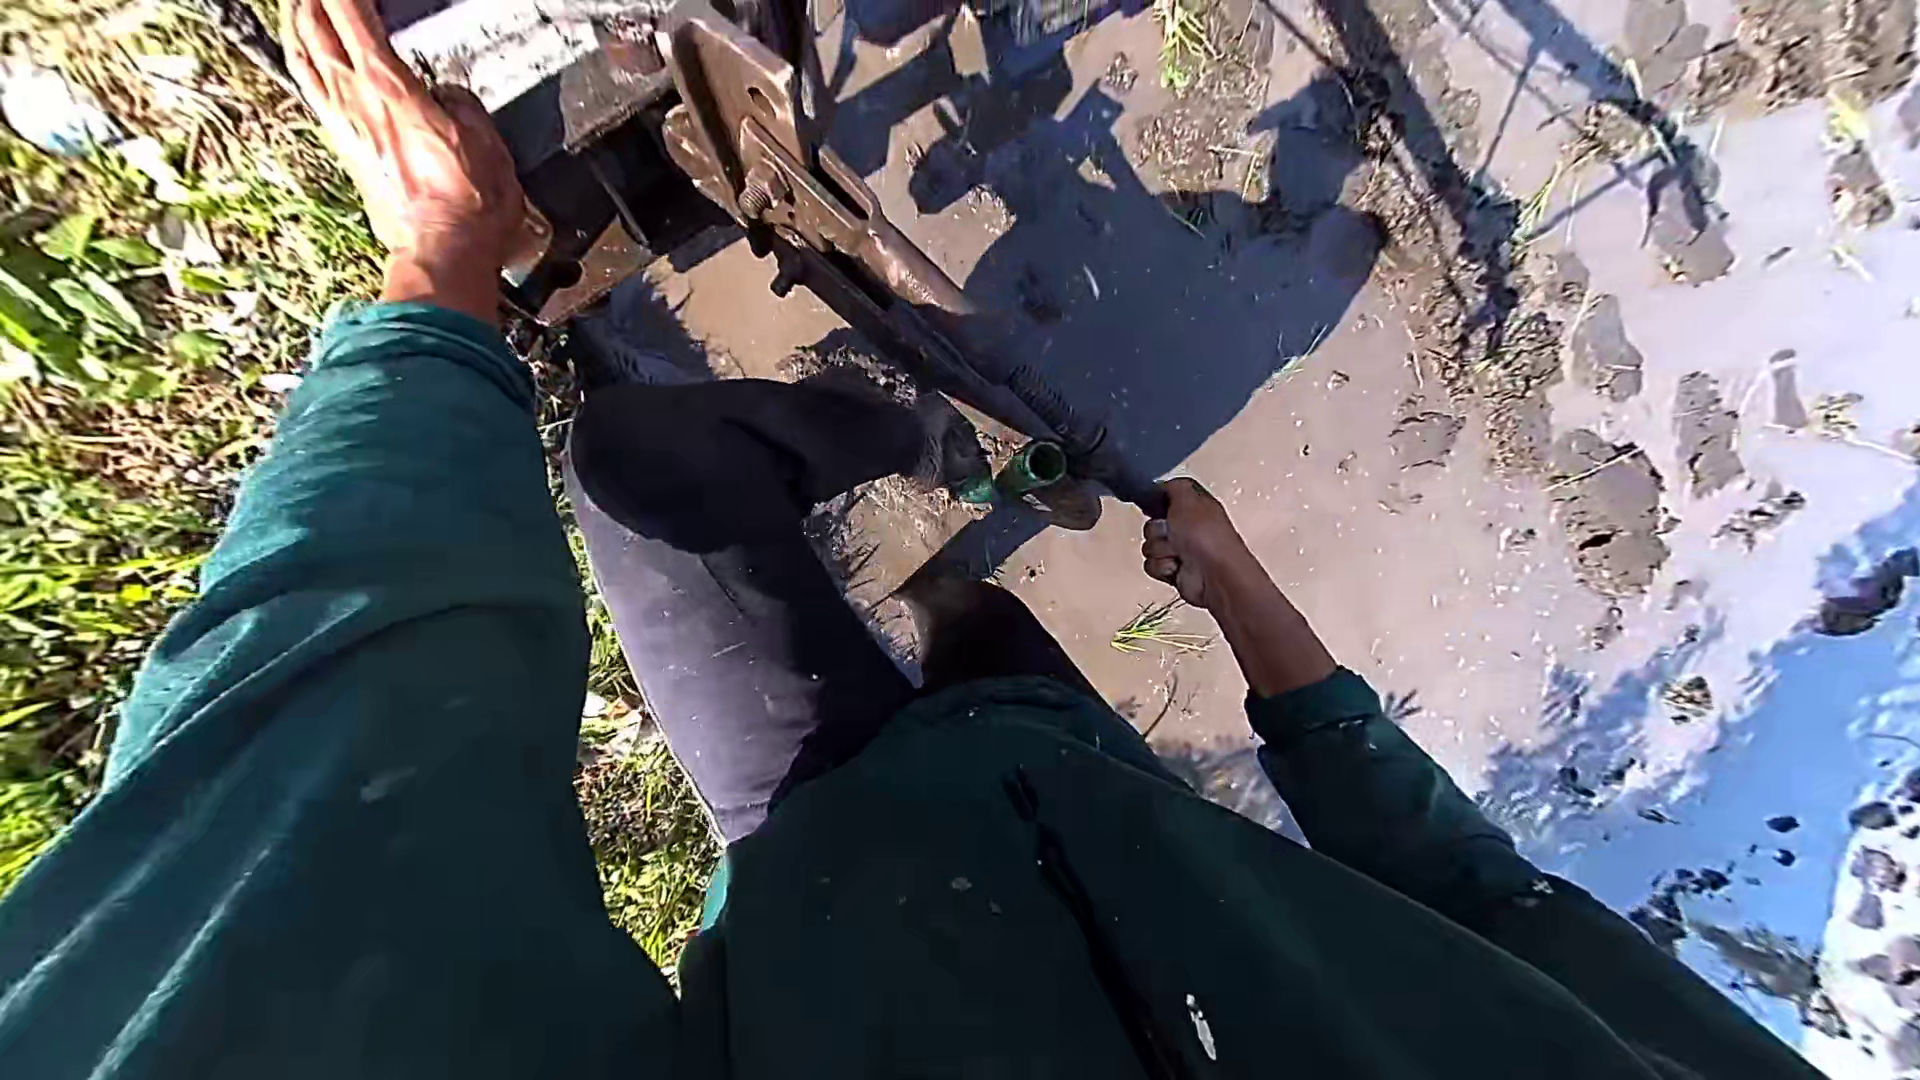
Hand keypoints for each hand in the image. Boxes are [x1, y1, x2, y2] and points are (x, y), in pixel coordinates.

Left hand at [281, 0, 525, 317]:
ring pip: (299, 45)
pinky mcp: (341, 143)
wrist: (443, 249)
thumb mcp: (490, 152)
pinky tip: (310, 55)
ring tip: (307, 6)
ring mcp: (340, 118)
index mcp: (389, 86)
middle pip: (310, 17)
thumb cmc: (469, 208)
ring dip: (299, 16)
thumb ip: (467, 110)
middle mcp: (352, 94)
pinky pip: (308, 82)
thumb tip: (451, 96)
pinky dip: (303, 54)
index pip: (350, 8)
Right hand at [1140, 478, 1255, 610]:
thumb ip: (1174, 486)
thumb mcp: (1188, 498)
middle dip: (1157, 530)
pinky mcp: (1173, 570)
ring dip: (1160, 549)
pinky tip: (1177, 566)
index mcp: (1195, 507)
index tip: (1156, 506)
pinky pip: (1151, 565)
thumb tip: (1161, 485)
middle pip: (1152, 524)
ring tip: (1178, 553)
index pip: (1165, 498)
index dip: (1157, 502)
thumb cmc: (1207, 537)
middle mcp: (1187, 528)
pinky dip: (1162, 566)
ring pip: (1149, 545)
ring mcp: (1180, 550)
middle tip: (1172, 533)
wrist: (1213, 574)